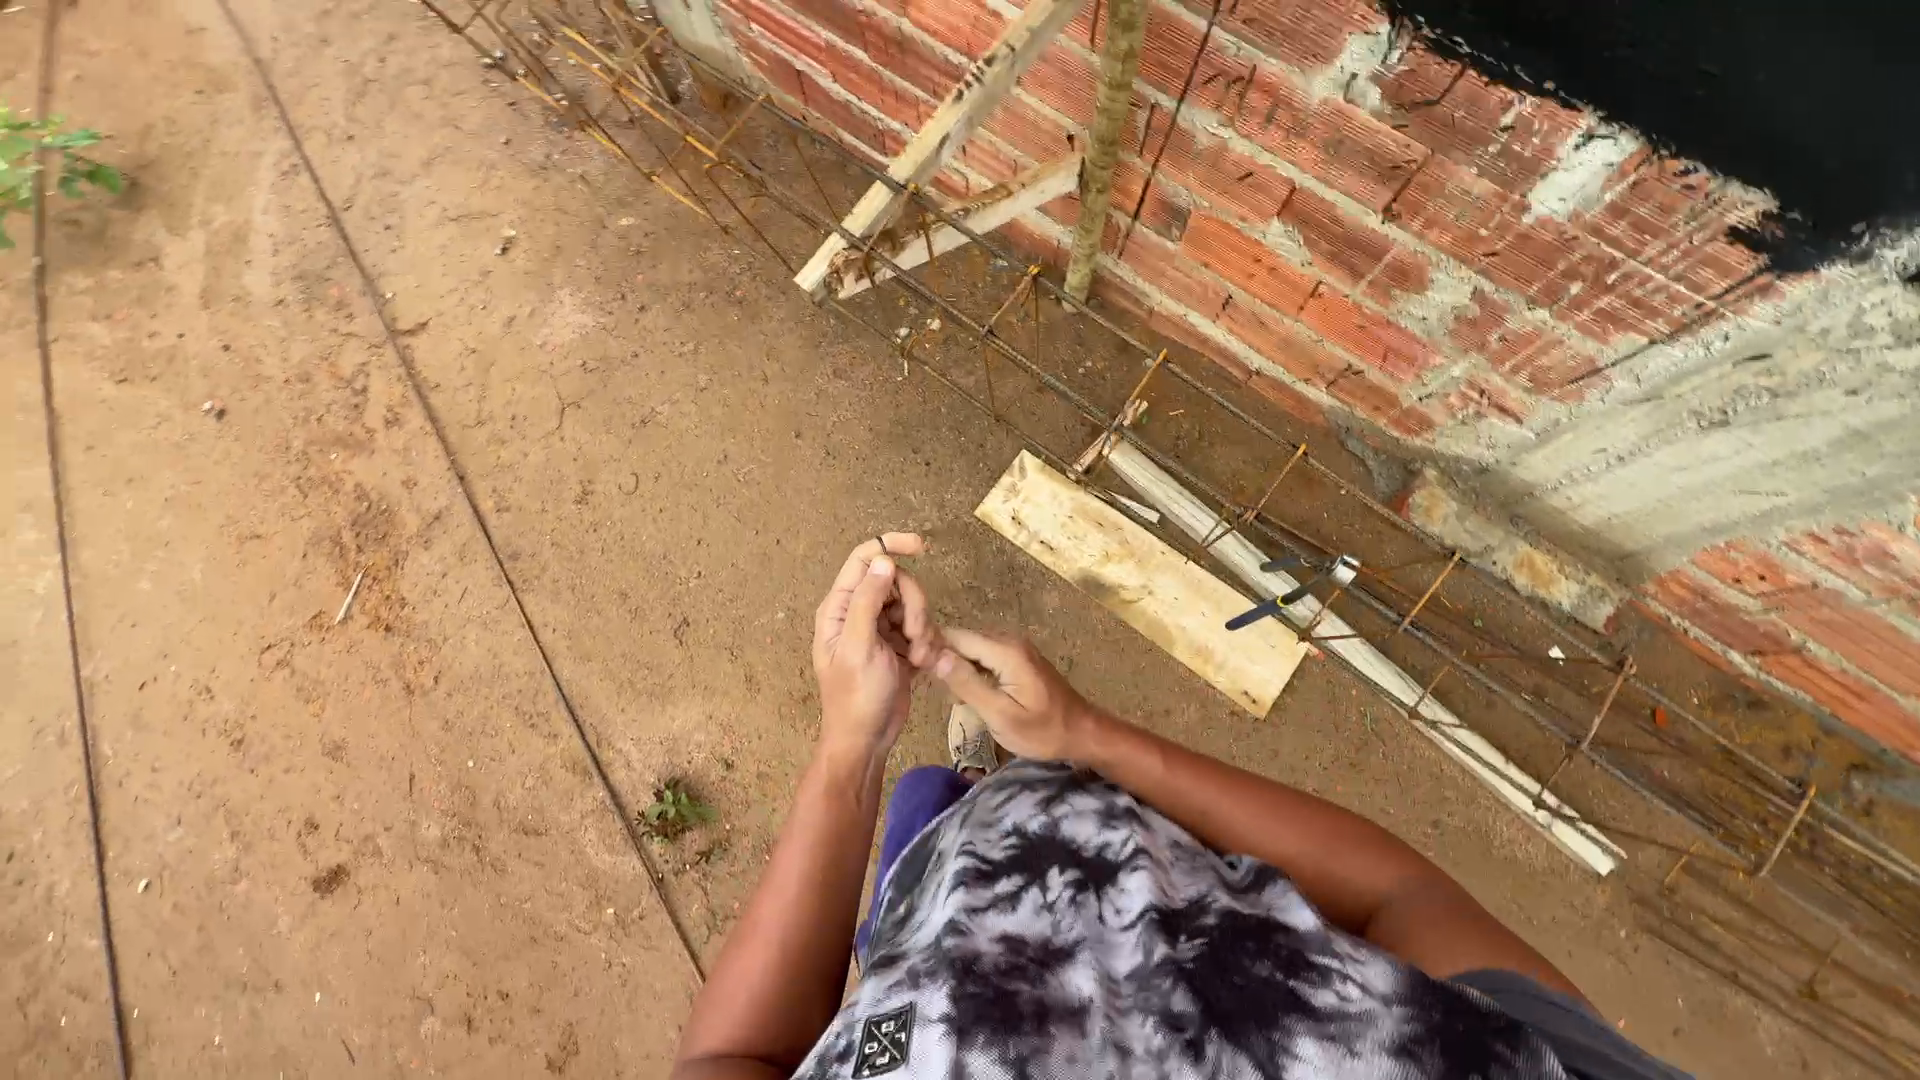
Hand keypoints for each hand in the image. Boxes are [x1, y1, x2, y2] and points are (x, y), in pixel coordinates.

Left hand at [812, 533, 934, 767]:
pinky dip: (927, 642)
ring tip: (919, 657)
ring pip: (912, 605)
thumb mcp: (860, 647)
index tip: (921, 546)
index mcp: (840, 608)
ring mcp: (880, 629)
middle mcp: (859, 612)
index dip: (890, 546)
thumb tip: (882, 561)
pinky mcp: (899, 645)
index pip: (864, 559)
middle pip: (896, 582)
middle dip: (914, 605)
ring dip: (923, 628)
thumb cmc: (855, 697)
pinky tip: (923, 665)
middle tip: (914, 635)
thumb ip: (868, 601)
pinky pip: (920, 627)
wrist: (867, 739)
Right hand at [930, 628, 1099, 761]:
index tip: (912, 668)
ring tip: (947, 695)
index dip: (931, 649)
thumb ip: (968, 685)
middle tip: (927, 686)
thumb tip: (936, 657)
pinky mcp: (1017, 659)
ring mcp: (1015, 648)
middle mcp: (1009, 641)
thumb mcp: (1001, 715)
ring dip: (956, 667)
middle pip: (962, 639)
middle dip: (941, 658)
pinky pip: (985, 656)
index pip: (955, 637)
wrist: (1083, 733)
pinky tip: (966, 695)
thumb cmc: (1043, 731)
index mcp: (1005, 651)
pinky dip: (971, 671)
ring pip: (972, 648)